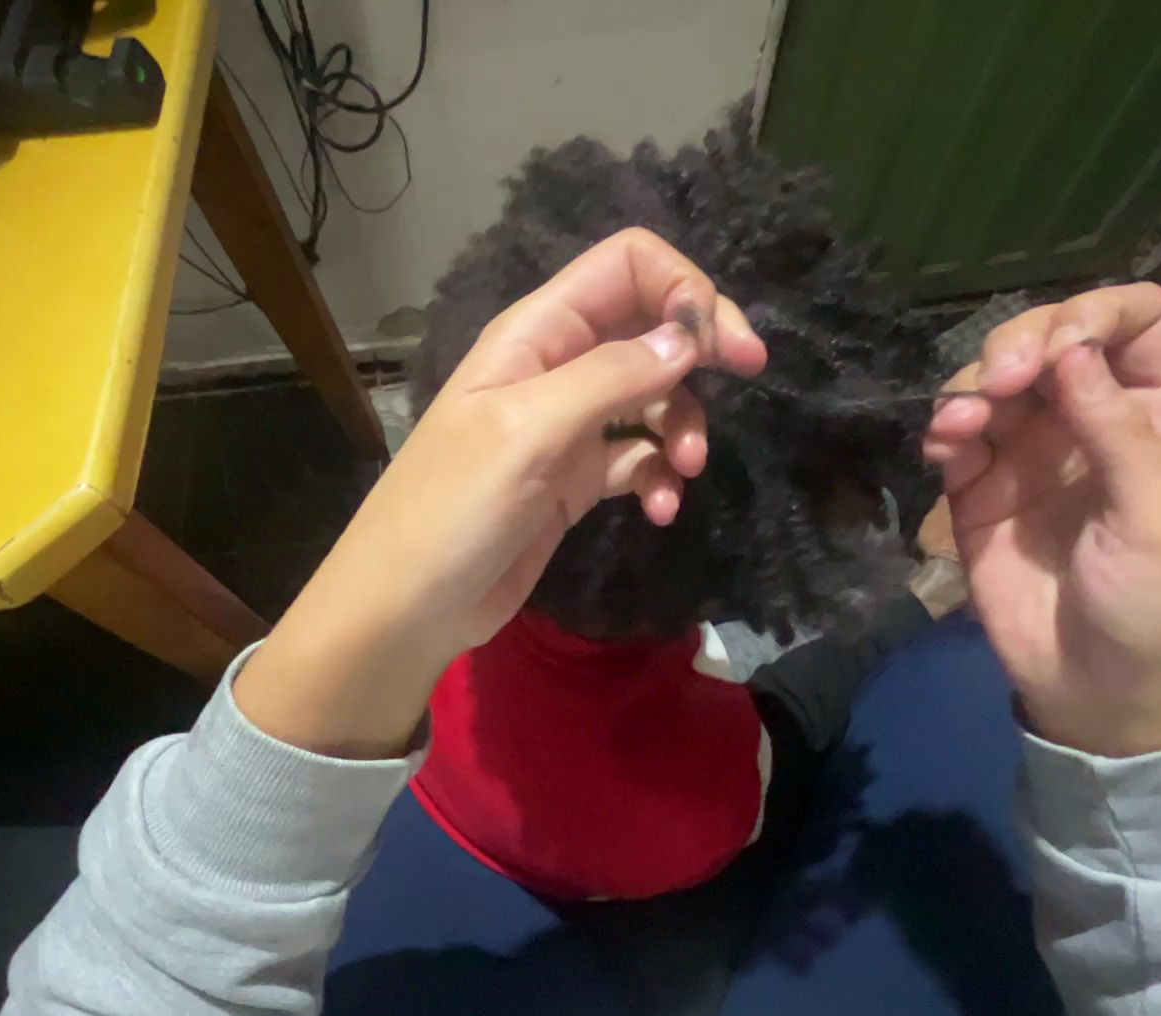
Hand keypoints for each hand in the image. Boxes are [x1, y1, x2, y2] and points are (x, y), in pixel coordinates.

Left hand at [235, 229, 765, 756]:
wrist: (412, 603)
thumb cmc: (454, 507)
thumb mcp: (529, 431)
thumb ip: (611, 377)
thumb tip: (691, 336)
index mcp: (537, 333)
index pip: (627, 267)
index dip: (683, 287)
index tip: (725, 343)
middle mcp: (558, 367)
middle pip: (649, 325)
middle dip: (700, 348)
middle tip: (748, 376)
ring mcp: (569, 425)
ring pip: (653, 397)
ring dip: (682, 426)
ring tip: (685, 470)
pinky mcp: (577, 479)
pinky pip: (638, 459)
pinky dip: (657, 478)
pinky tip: (660, 510)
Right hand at [922, 285, 1160, 756]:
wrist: (1087, 683)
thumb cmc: (1149, 603)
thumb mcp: (1156, 518)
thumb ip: (1117, 432)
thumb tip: (1069, 350)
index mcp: (1156, 415)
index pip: (1134, 324)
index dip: (1094, 315)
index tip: (1053, 352)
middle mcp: (1087, 419)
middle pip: (1049, 339)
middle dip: (1015, 346)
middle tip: (996, 383)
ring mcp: (1026, 452)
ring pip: (989, 383)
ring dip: (967, 389)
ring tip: (957, 428)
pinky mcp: (976, 487)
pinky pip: (954, 437)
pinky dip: (942, 429)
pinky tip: (942, 446)